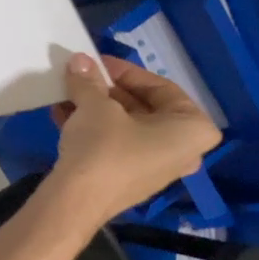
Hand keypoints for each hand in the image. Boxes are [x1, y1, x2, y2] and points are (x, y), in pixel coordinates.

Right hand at [47, 52, 221, 222]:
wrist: (78, 200)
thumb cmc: (103, 148)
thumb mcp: (95, 108)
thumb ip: (89, 82)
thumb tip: (78, 59)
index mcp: (194, 127)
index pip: (160, 88)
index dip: (123, 72)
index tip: (95, 63)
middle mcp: (185, 146)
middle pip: (143, 108)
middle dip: (106, 92)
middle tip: (79, 80)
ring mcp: (158, 165)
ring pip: (126, 126)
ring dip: (95, 109)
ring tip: (66, 97)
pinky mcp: (129, 177)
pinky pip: (115, 144)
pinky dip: (94, 129)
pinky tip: (64, 118)